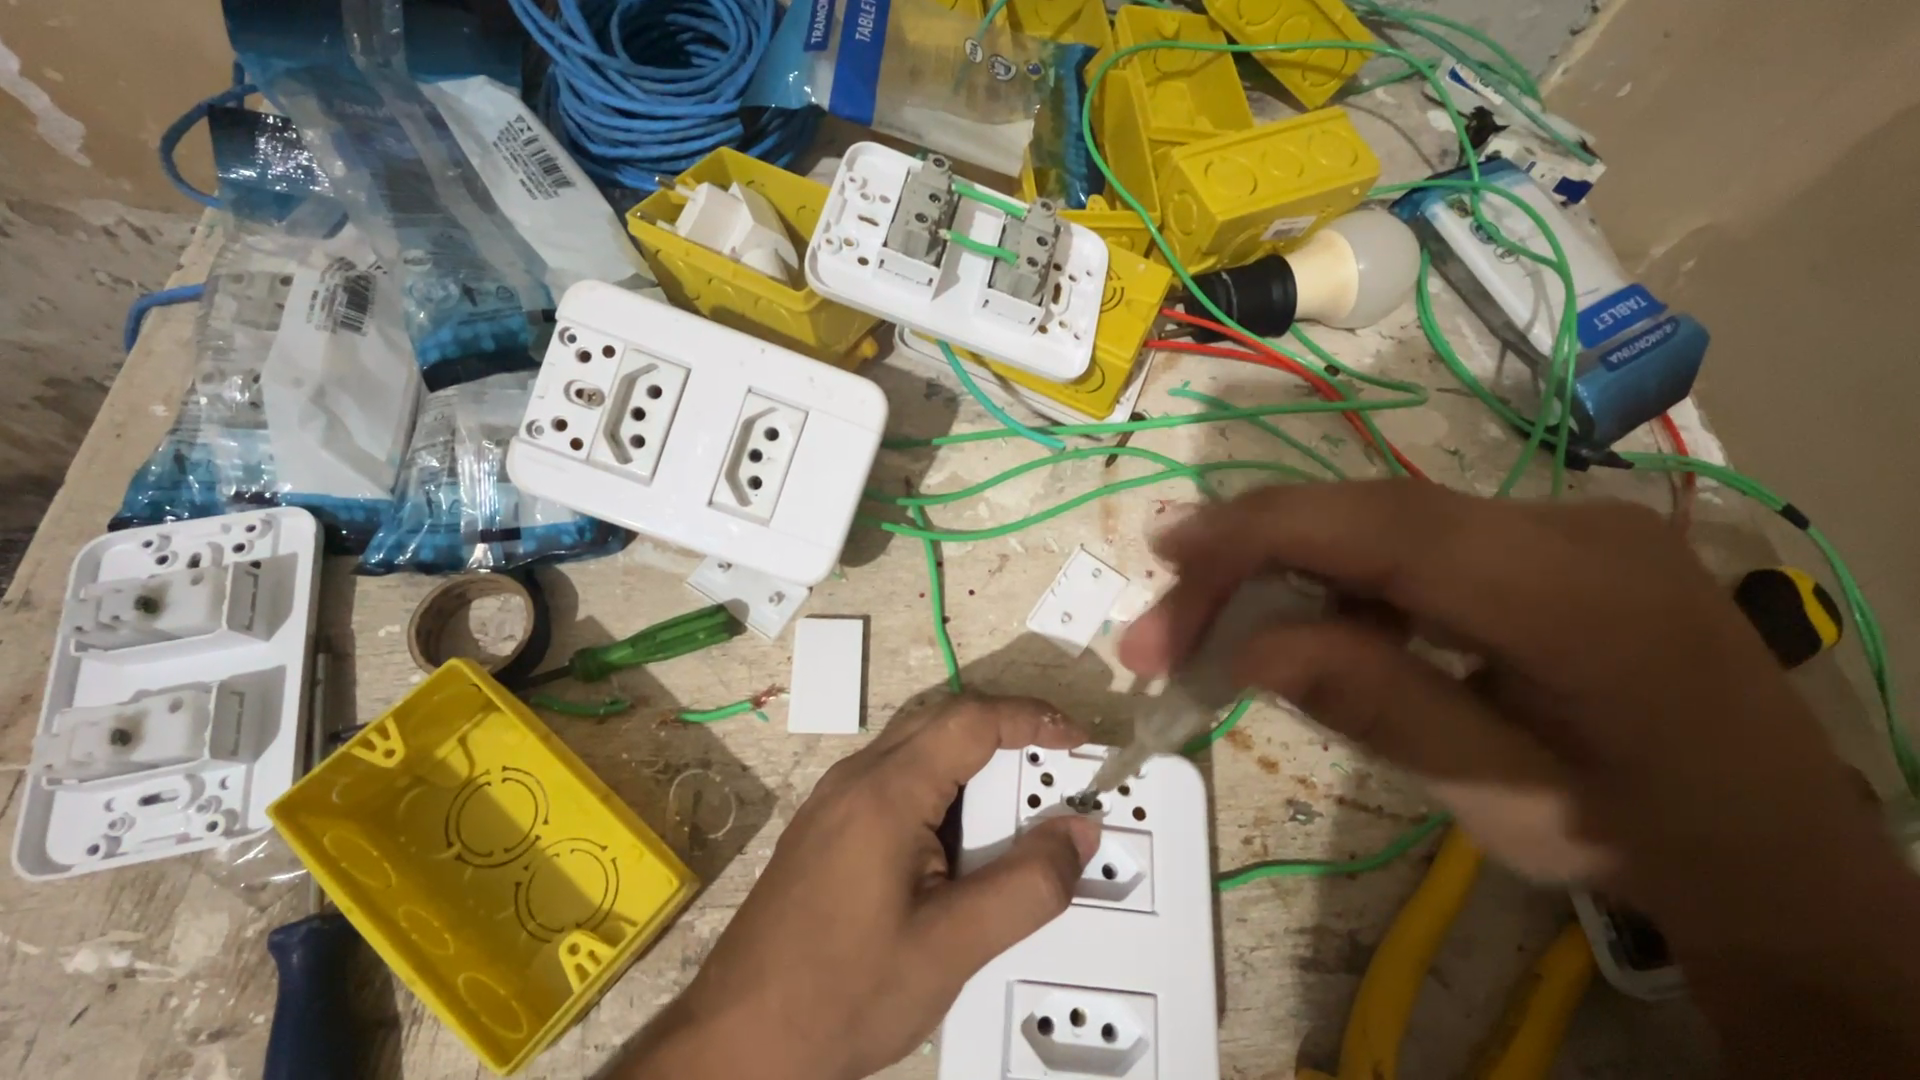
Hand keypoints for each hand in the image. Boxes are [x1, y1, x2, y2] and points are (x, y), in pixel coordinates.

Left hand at [619, 696, 1099, 1079]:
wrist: (737, 1040)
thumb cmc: (844, 992)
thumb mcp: (952, 947)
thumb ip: (1027, 886)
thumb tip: (1080, 830)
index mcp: (885, 793)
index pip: (971, 721)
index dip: (1032, 718)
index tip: (1080, 740)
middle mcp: (854, 780)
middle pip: (941, 723)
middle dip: (1006, 735)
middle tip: (1057, 771)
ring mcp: (833, 804)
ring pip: (917, 753)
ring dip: (974, 768)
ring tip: (1018, 815)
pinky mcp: (826, 832)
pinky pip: (895, 785)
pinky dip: (943, 794)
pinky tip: (960, 849)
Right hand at [1119, 480, 1919, 1077]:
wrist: (1775, 842)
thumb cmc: (1636, 836)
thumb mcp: (1495, 792)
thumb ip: (1371, 702)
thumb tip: (1244, 647)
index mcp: (1576, 598)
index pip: (1384, 530)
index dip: (1259, 530)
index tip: (1163, 550)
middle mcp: (1571, 527)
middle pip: (1369, 513)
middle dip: (1248, 556)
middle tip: (1162, 625)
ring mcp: (1565, 521)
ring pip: (1383, 519)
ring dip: (1286, 563)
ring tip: (1210, 625)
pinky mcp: (1550, 536)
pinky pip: (1416, 538)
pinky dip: (1339, 571)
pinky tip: (1306, 618)